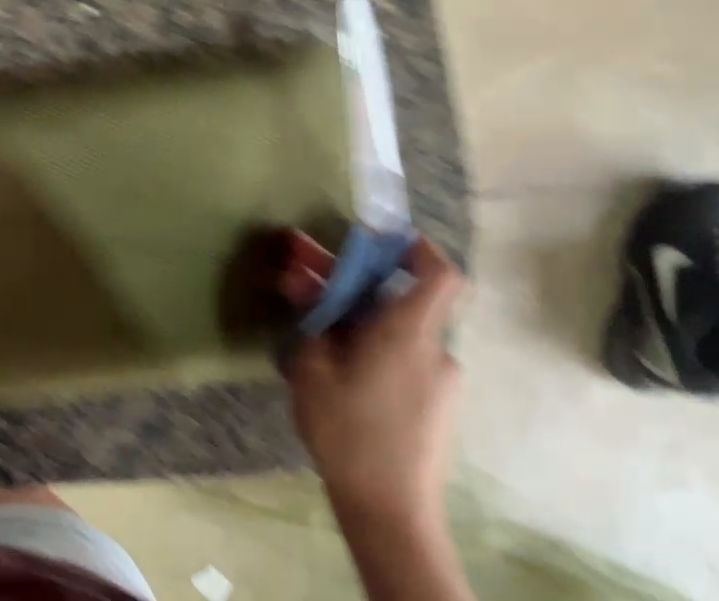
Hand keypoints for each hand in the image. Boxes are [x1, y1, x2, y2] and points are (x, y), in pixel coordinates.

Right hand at [282, 235, 465, 529]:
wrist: (389, 506)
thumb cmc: (346, 429)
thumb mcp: (311, 368)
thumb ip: (312, 317)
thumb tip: (301, 274)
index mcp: (407, 336)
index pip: (438, 276)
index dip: (417, 248)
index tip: (379, 237)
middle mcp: (435, 351)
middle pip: (404, 302)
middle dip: (356, 285)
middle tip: (304, 278)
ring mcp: (442, 381)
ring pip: (400, 334)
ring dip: (361, 322)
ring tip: (312, 333)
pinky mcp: (437, 405)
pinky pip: (405, 360)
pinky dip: (374, 349)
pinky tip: (337, 369)